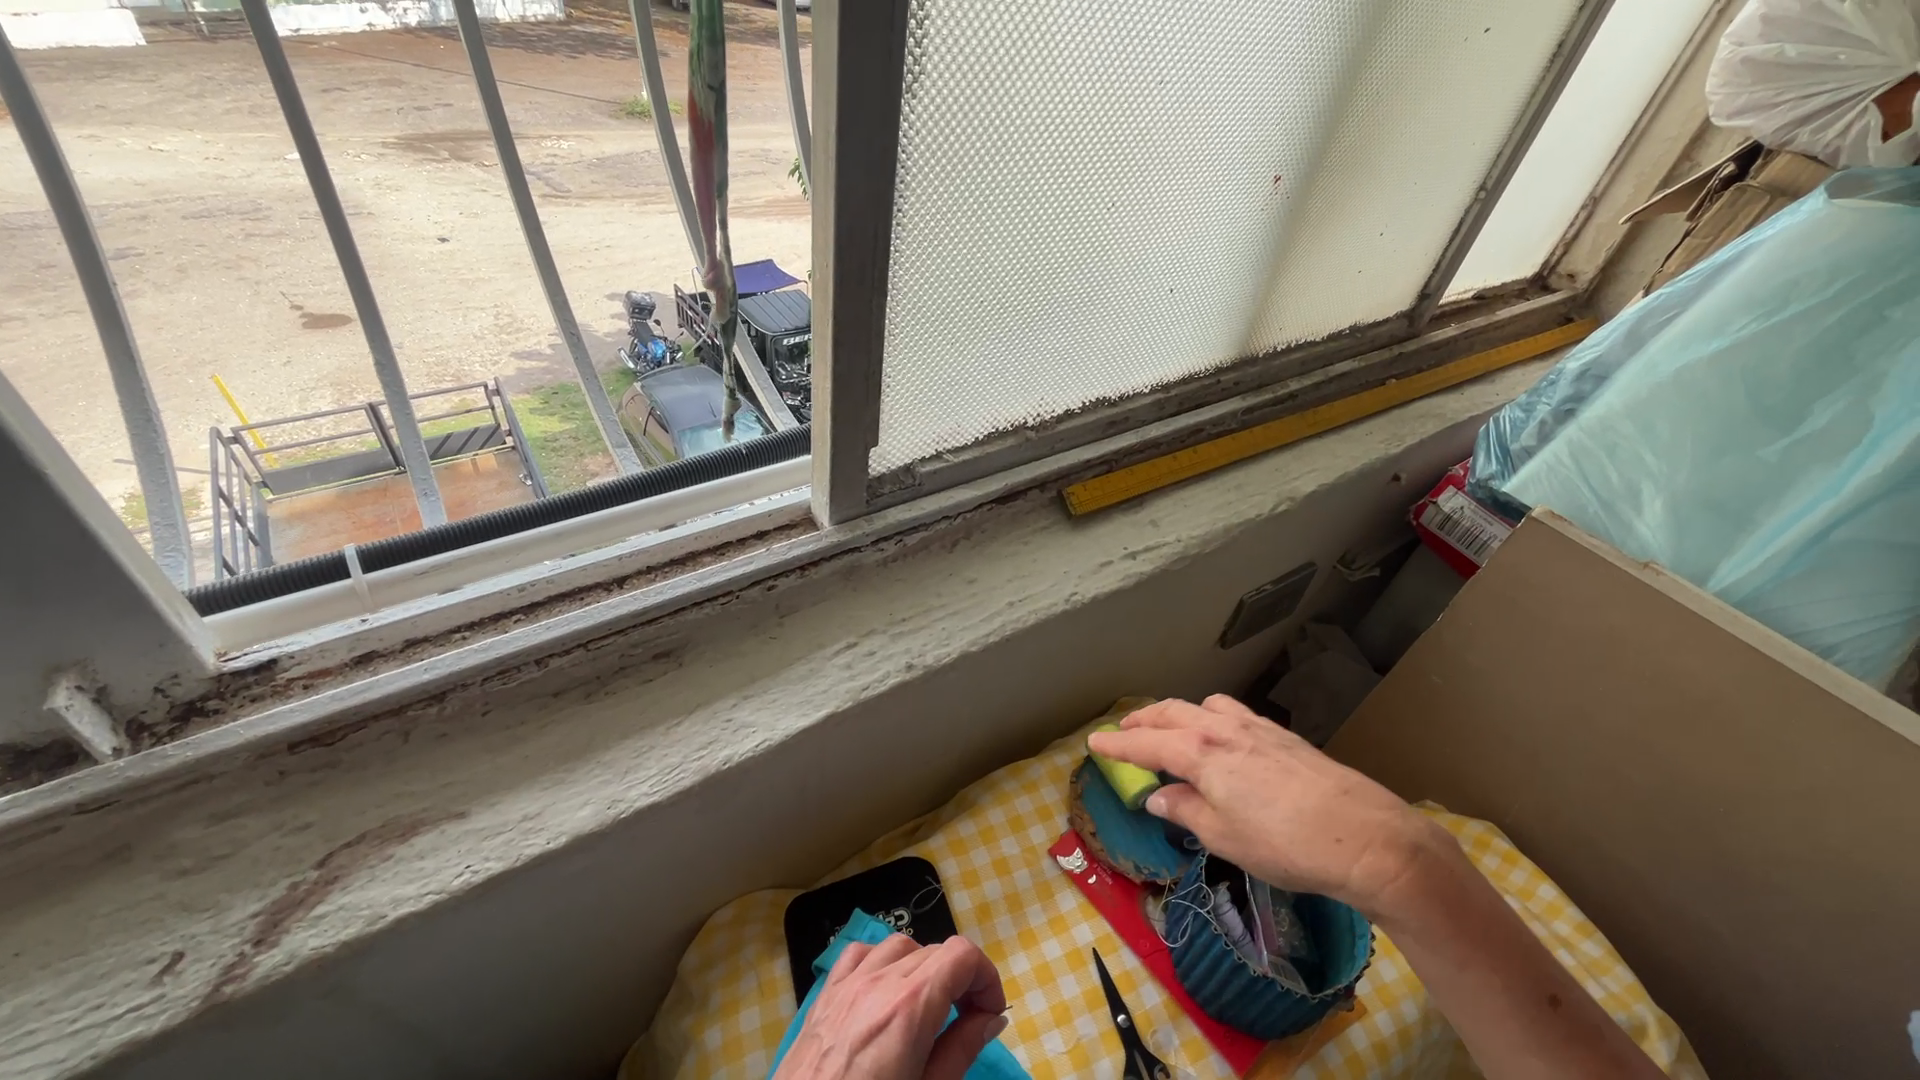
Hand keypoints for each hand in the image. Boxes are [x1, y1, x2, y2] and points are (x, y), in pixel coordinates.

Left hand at [772, 933, 1008, 1079]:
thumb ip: (962, 1049)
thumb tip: (991, 1018)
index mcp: (910, 1005)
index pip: (963, 954)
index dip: (986, 978)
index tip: (990, 1013)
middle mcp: (880, 980)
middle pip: (936, 950)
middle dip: (961, 979)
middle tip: (967, 1020)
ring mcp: (847, 983)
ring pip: (900, 946)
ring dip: (923, 968)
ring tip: (927, 1008)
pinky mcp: (824, 994)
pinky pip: (859, 954)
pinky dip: (881, 962)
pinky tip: (884, 992)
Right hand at [1086, 695, 1447, 924]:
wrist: (1367, 838)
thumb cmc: (1286, 844)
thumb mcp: (1224, 837)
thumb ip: (1186, 810)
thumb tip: (1158, 797)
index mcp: (1202, 752)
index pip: (1147, 744)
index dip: (1117, 745)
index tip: (1094, 743)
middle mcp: (1225, 729)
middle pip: (1172, 713)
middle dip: (1143, 720)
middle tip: (1124, 731)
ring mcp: (1258, 728)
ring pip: (1205, 705)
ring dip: (1178, 712)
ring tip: (1171, 728)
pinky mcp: (1284, 736)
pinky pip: (1234, 712)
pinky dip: (1212, 716)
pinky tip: (1222, 736)